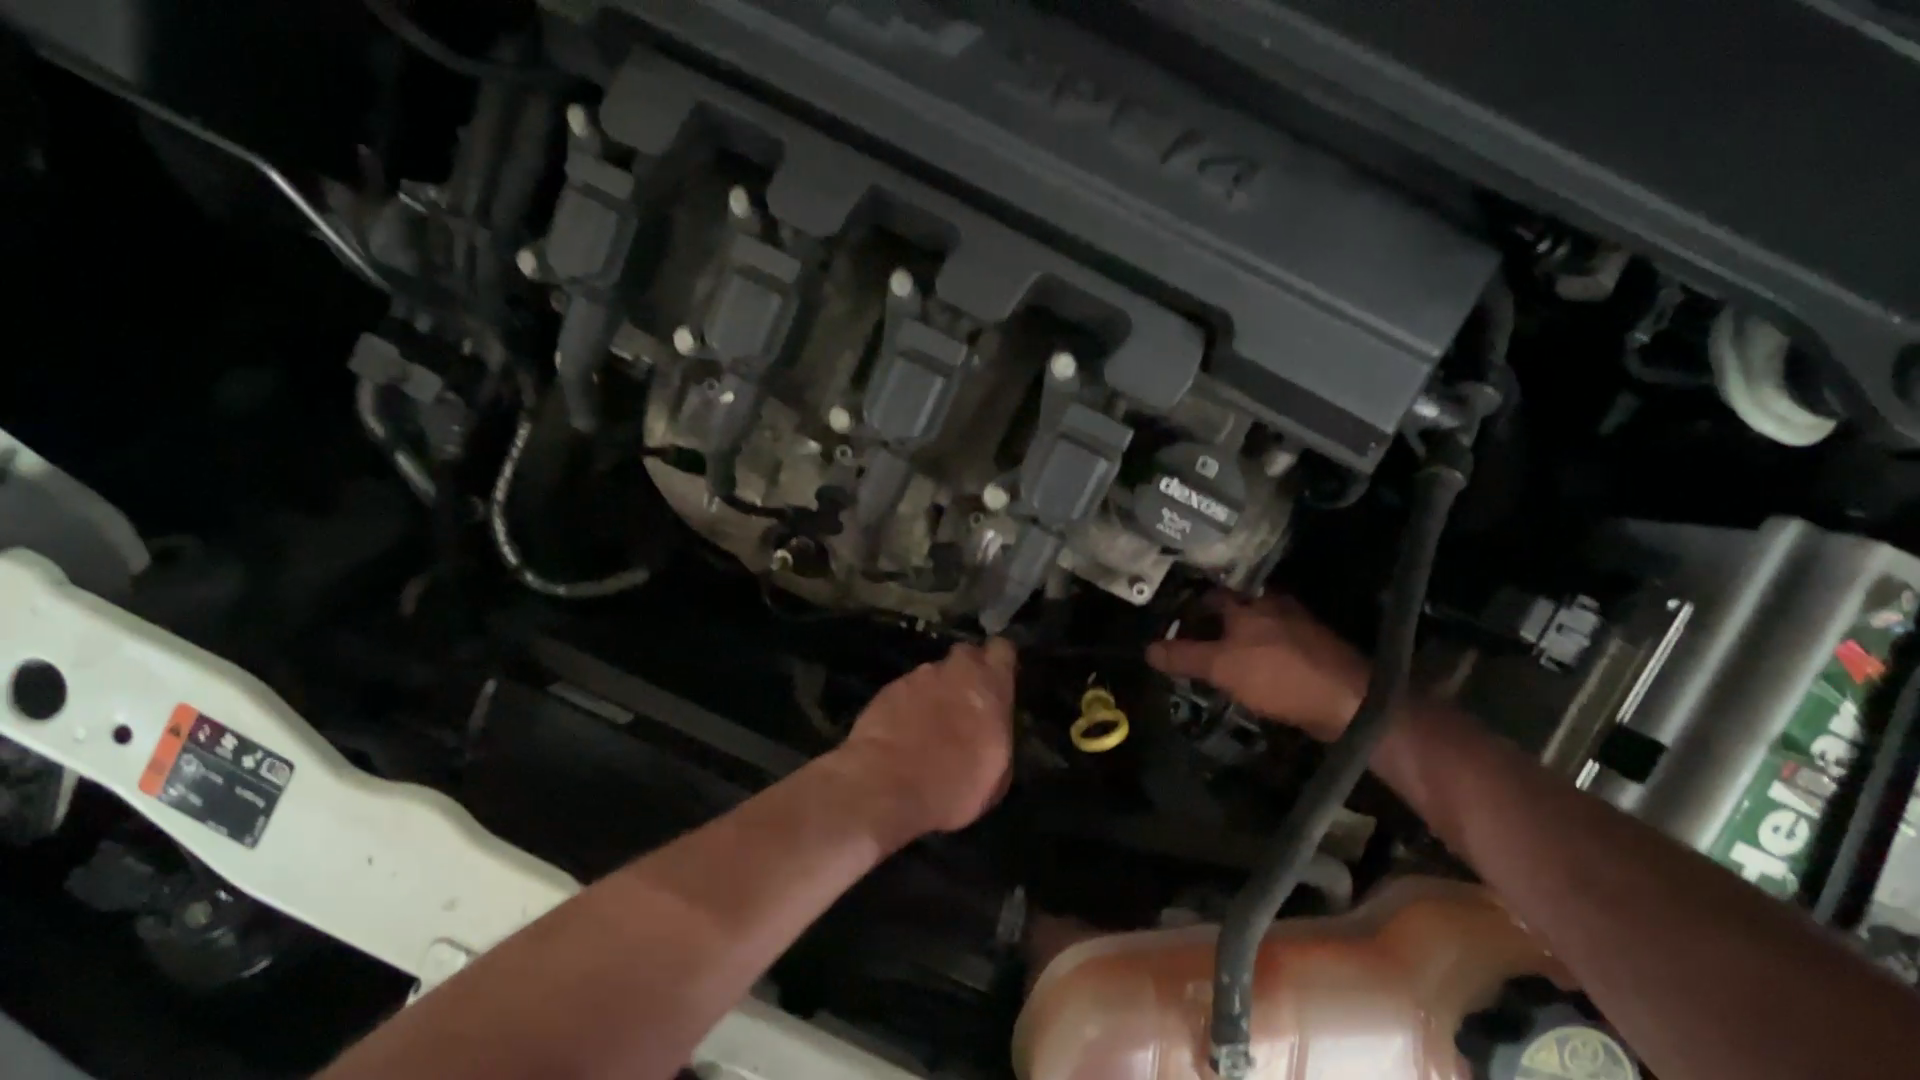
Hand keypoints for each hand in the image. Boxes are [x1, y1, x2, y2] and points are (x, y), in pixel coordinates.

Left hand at [839, 639, 1016, 834]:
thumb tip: (990, 727)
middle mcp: (954, 672)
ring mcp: (916, 678)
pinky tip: (901, 733)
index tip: (998, 678)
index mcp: (989, 685)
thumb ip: (997, 732)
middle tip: (965, 702)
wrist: (888, 789)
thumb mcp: (998, 769)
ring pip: (933, 676)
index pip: (1002, 649)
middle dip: (966, 673)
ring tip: (927, 726)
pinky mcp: (886, 691)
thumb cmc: (956, 786)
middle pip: (965, 655)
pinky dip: (906, 706)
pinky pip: (905, 692)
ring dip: (934, 693)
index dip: (1000, 661)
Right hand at [1147, 594, 1368, 741]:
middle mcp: (1273, 604)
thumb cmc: (1277, 675)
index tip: (1170, 626)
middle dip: (1211, 625)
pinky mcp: (1311, 648)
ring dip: (1234, 641)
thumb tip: (1147, 648)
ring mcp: (1296, 625)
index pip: (1208, 594)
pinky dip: (1256, 655)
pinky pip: (1273, 645)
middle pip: (1233, 609)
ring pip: (1254, 627)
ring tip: (1214, 663)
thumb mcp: (1220, 667)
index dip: (1187, 608)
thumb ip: (1183, 656)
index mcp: (1249, 600)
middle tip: (1189, 645)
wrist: (1347, 700)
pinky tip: (1247, 674)